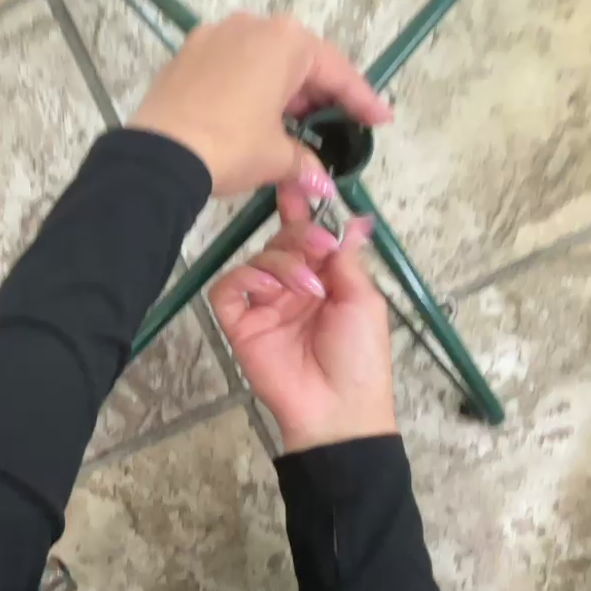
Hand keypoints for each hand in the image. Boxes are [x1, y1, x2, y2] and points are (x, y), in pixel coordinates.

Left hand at [127, 13, 390, 219]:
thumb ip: (304, 163)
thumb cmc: (229, 147)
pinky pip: (228, 69)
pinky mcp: (185, 55)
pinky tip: (249, 116)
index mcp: (286, 40)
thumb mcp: (275, 157)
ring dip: (279, 92)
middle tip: (331, 126)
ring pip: (260, 62)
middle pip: (297, 61)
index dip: (360, 100)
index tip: (380, 118)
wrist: (159, 156)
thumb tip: (320, 184)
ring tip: (291, 126)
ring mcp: (213, 36)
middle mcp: (251, 25)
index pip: (335, 72)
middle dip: (315, 96)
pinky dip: (245, 90)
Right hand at [209, 217, 398, 452]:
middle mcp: (289, 288)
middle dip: (297, 235)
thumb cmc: (360, 356)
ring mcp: (262, 306)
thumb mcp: (363, 300)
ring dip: (281, 262)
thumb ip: (347, 259)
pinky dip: (243, 278)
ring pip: (256, 259)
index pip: (305, 239)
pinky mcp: (239, 325)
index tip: (297, 183)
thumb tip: (355, 219)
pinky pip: (227, 289)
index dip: (301, 211)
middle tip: (316, 248)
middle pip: (279, 242)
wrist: (336, 407)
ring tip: (305, 288)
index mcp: (322, 280)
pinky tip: (266, 287)